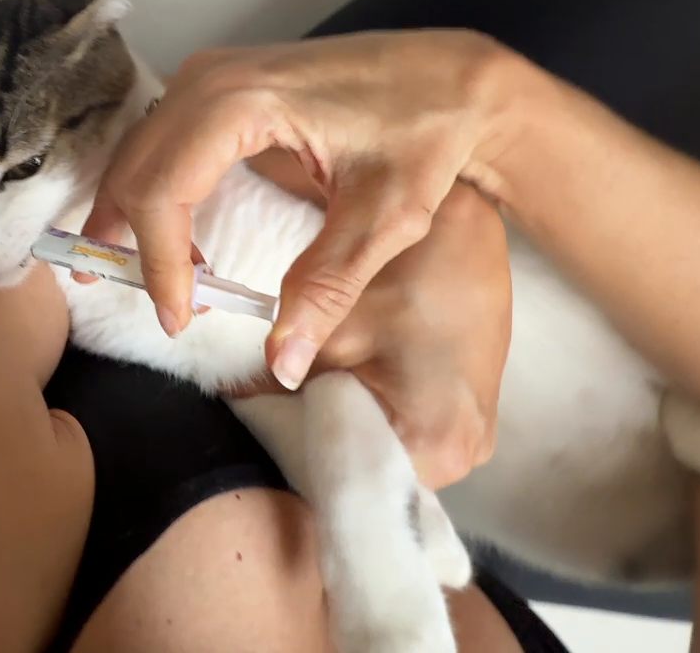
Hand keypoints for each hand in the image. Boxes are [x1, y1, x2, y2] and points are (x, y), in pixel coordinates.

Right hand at [83, 31, 520, 388]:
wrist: (451, 77)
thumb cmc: (425, 136)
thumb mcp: (383, 220)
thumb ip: (324, 290)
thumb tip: (283, 363)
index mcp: (240, 103)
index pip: (163, 190)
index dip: (158, 262)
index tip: (176, 318)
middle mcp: (207, 78)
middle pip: (135, 170)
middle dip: (127, 242)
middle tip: (149, 303)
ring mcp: (205, 74)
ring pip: (136, 154)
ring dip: (133, 217)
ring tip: (152, 276)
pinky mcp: (211, 81)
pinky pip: (158, 140)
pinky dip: (153, 190)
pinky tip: (172, 233)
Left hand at [225, 171, 511, 486]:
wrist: (464, 219)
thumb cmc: (407, 264)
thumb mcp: (334, 320)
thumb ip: (282, 366)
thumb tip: (232, 398)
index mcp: (437, 445)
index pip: (342, 480)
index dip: (290, 450)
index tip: (251, 423)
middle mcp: (463, 456)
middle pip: (360, 465)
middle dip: (305, 433)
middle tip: (258, 399)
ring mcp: (468, 434)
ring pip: (373, 441)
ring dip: (329, 415)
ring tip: (290, 378)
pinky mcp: (460, 408)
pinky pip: (395, 422)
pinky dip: (355, 401)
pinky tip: (324, 371)